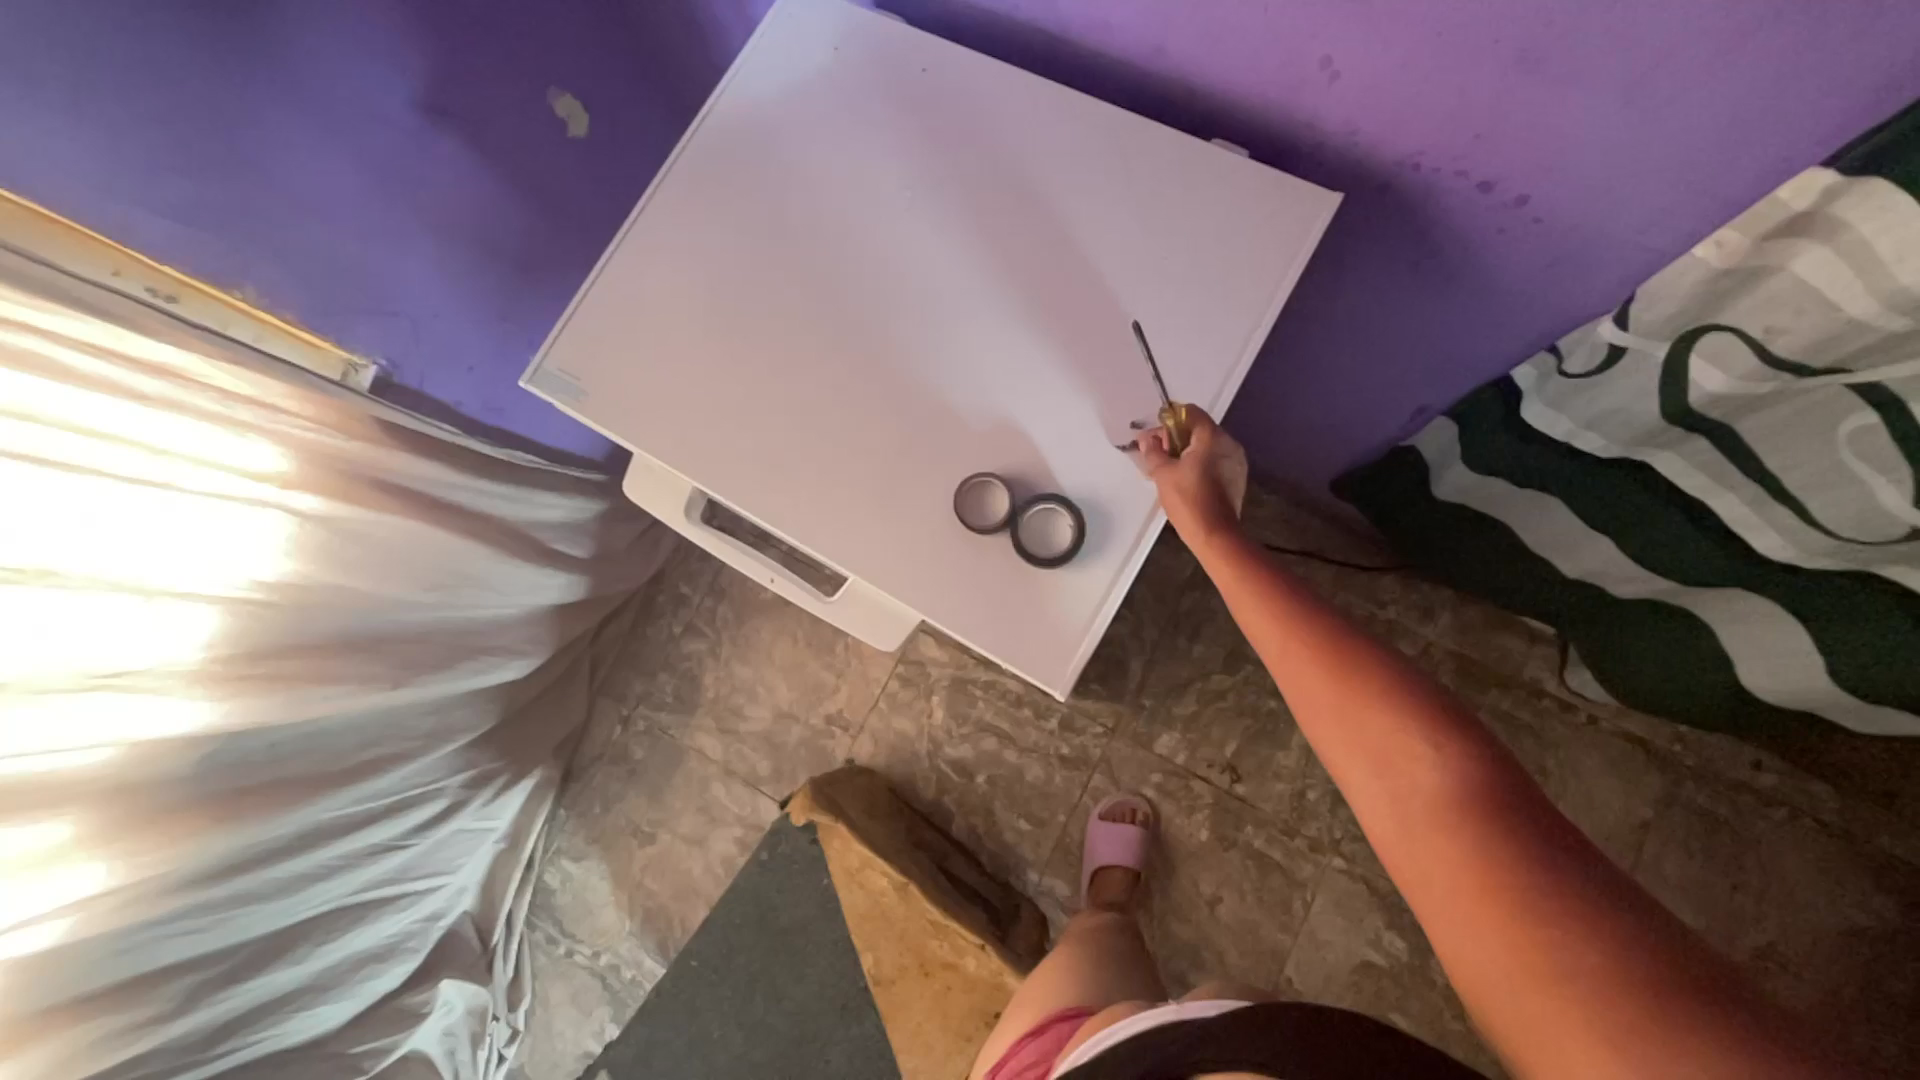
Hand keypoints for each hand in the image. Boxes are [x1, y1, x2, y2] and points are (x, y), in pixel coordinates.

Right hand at [1135, 407, 1246, 544]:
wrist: (1215, 534)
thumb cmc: (1187, 500)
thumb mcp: (1162, 474)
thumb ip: (1153, 451)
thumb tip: (1147, 439)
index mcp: (1211, 436)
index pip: (1190, 412)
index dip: (1170, 420)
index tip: (1156, 437)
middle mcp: (1228, 442)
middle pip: (1199, 428)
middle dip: (1177, 438)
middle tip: (1159, 455)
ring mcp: (1236, 460)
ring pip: (1207, 445)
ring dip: (1188, 451)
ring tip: (1170, 469)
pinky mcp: (1237, 476)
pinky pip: (1215, 459)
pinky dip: (1200, 463)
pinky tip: (1186, 479)